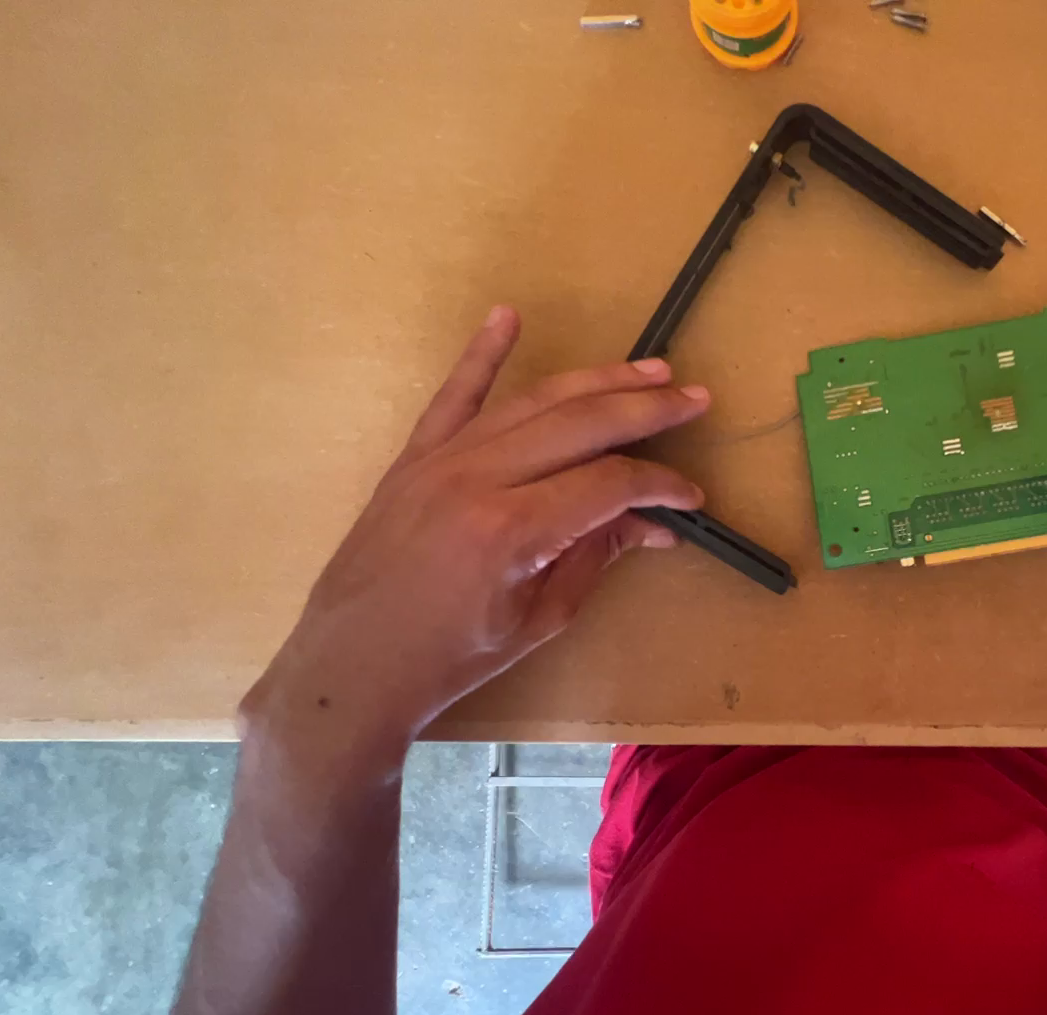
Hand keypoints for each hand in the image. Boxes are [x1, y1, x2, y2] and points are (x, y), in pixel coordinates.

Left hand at [240, 306, 707, 761]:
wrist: (350, 667)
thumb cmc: (454, 658)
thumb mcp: (542, 616)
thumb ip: (597, 555)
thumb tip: (655, 525)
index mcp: (514, 530)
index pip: (611, 482)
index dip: (662, 484)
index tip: (693, 499)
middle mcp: (478, 478)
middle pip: (581, 424)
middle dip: (648, 408)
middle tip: (696, 397)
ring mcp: (441, 459)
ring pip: (534, 401)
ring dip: (598, 380)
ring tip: (650, 369)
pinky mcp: (415, 457)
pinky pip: (454, 395)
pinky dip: (482, 354)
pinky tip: (508, 317)